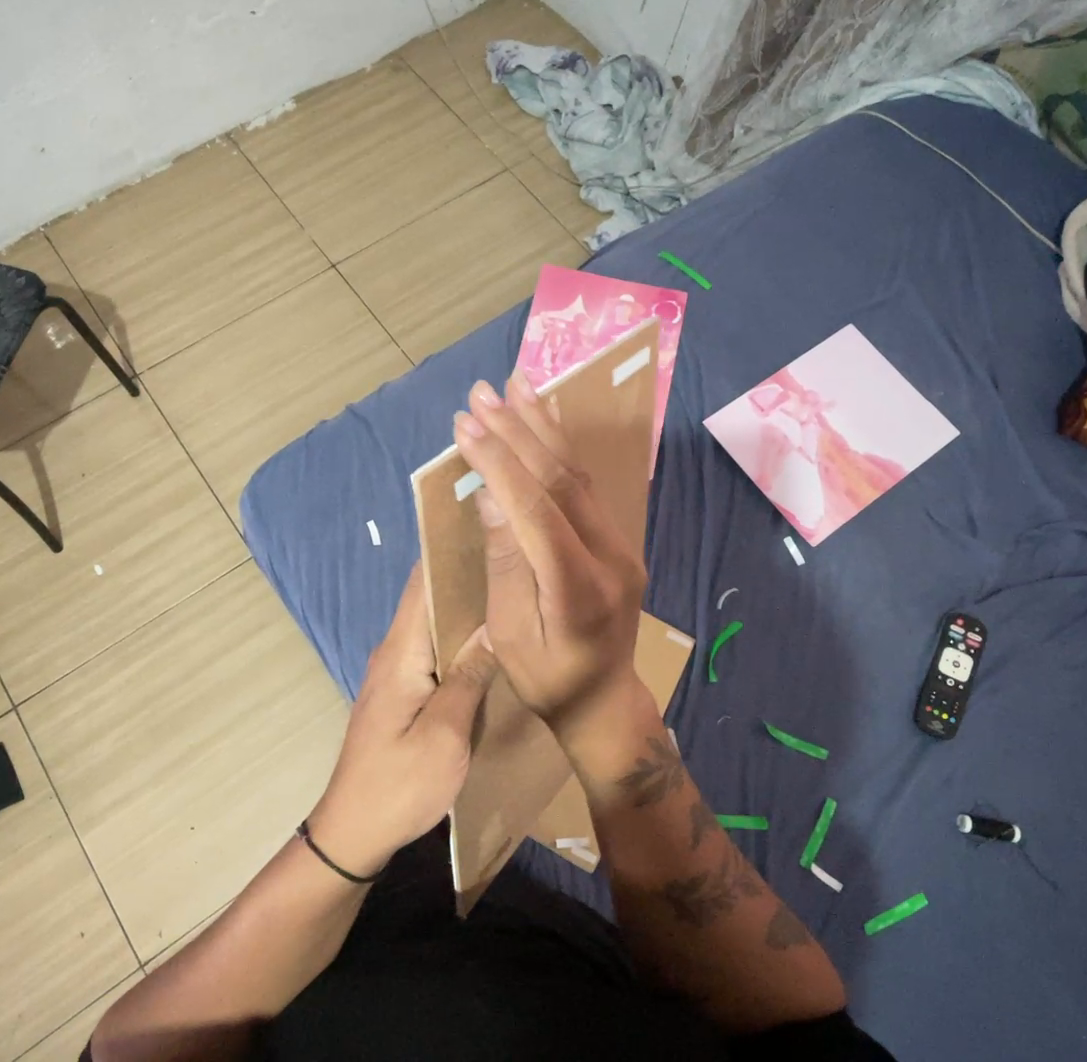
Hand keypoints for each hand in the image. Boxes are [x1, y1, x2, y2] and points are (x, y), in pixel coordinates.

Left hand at [307, 564, 499, 878]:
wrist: (354, 831)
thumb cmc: (400, 786)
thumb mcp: (446, 736)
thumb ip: (469, 676)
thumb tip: (494, 622)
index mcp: (401, 653)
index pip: (424, 582)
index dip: (452, 548)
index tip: (491, 522)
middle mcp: (395, 652)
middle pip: (430, 596)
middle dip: (469, 572)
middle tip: (520, 556)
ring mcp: (397, 671)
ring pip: (434, 623)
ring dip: (468, 605)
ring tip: (516, 587)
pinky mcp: (404, 691)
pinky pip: (434, 649)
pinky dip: (461, 636)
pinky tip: (494, 638)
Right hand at [452, 374, 647, 733]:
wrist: (605, 702)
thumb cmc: (546, 680)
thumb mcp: (511, 634)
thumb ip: (506, 563)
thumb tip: (489, 495)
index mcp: (577, 588)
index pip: (535, 509)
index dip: (499, 463)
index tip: (465, 426)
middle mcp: (609, 557)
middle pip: (560, 481)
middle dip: (517, 431)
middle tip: (481, 393)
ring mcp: (621, 546)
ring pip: (578, 476)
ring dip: (543, 427)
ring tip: (515, 385)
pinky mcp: (620, 541)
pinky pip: (589, 487)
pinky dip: (563, 448)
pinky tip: (548, 418)